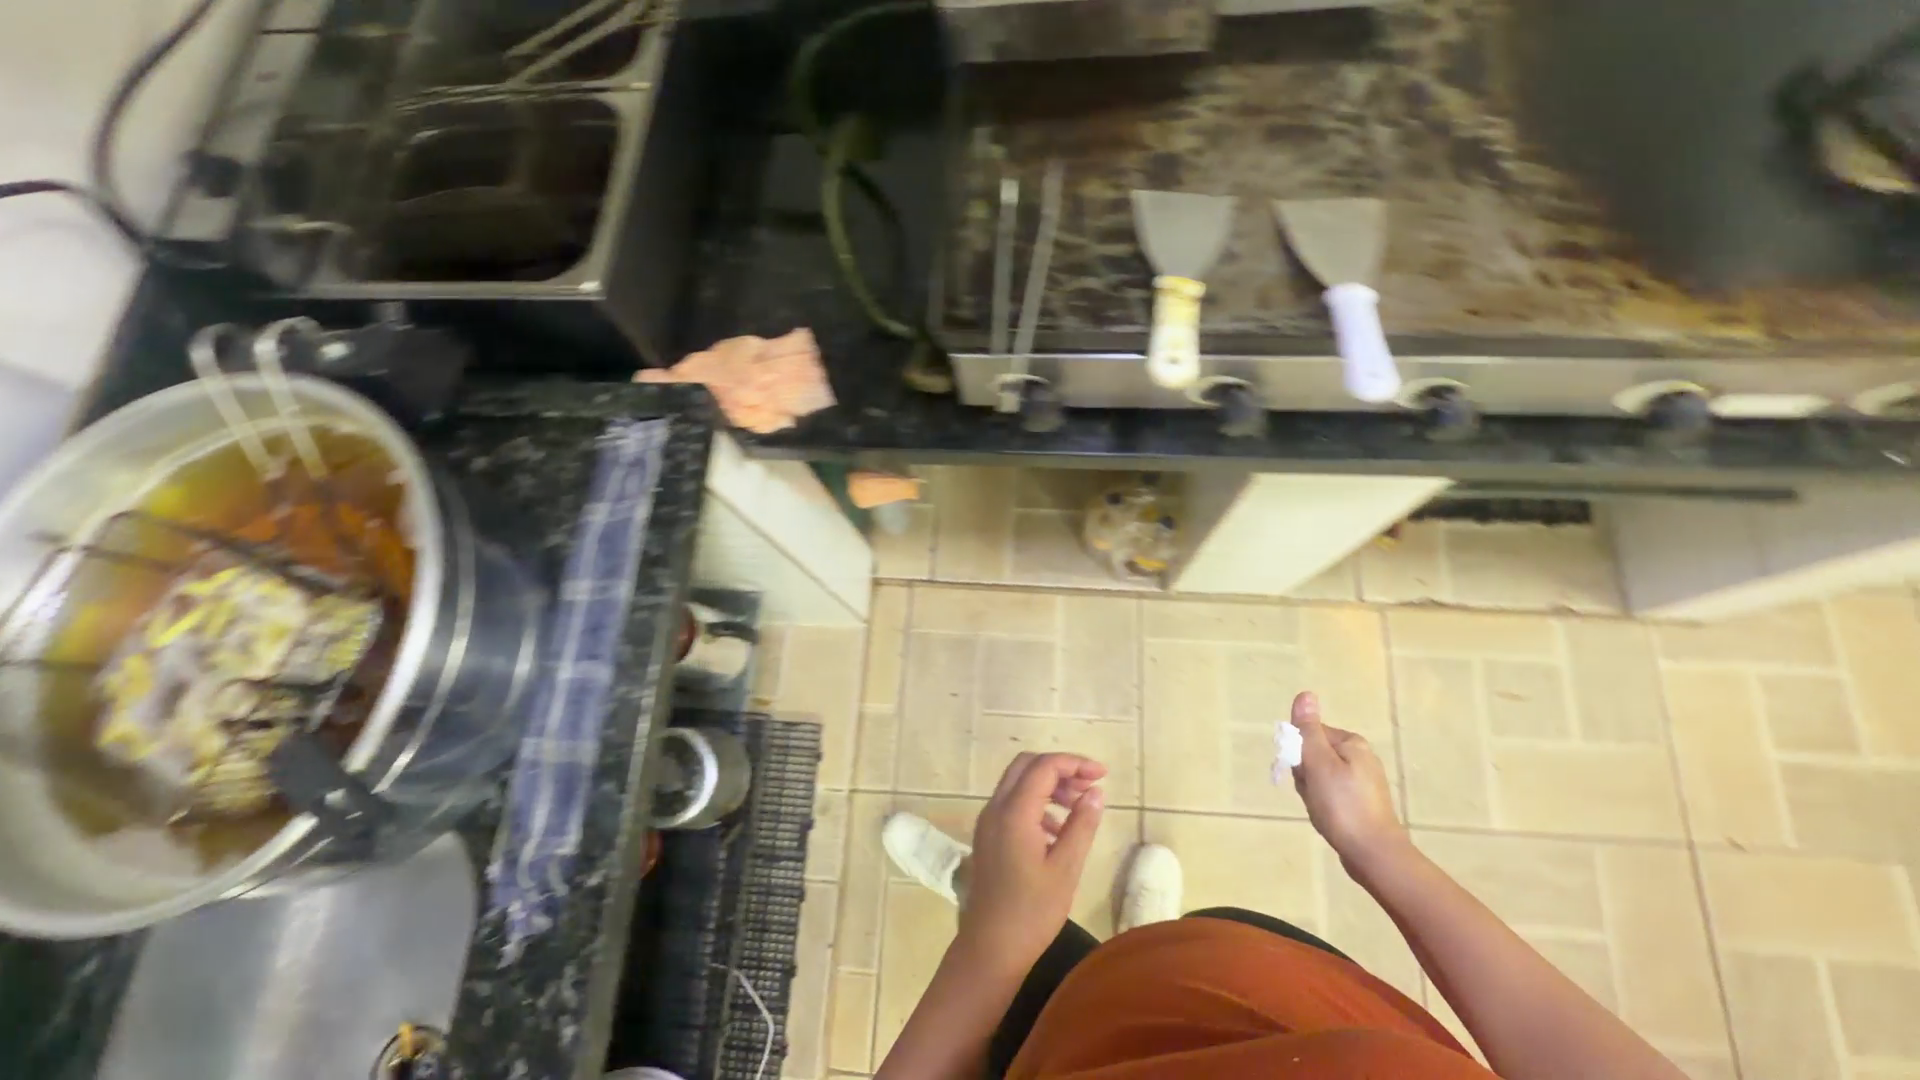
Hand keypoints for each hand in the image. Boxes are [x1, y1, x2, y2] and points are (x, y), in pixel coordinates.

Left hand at [957, 753, 1106, 972]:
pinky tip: (1058, 830)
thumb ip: (1081, 824)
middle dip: (1060, 769)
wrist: (991, 948)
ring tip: (1079, 808)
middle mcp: (995, 809)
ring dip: (1048, 785)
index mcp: (1014, 812)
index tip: (1102, 775)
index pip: (1044, 766)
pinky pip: (1011, 804)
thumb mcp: (1066, 867)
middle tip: (1090, 787)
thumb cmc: (1032, 911)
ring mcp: (987, 822)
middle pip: (1026, 766)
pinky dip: (1036, 803)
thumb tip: (1095, 792)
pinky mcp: (987, 837)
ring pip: (1017, 783)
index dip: (1075, 763)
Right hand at [1291, 692, 1409, 872]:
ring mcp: (1364, 781)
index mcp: (1352, 743)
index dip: (1299, 754)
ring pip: (1321, 776)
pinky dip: (1324, 803)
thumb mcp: (1319, 764)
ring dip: (1312, 790)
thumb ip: (1309, 730)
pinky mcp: (1363, 802)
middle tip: (1312, 794)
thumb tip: (1305, 694)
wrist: (1373, 853)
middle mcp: (1361, 757)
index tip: (1303, 775)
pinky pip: (1332, 793)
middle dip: (1305, 774)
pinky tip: (1327, 817)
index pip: (1310, 734)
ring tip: (1320, 808)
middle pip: (1315, 755)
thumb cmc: (1342, 805)